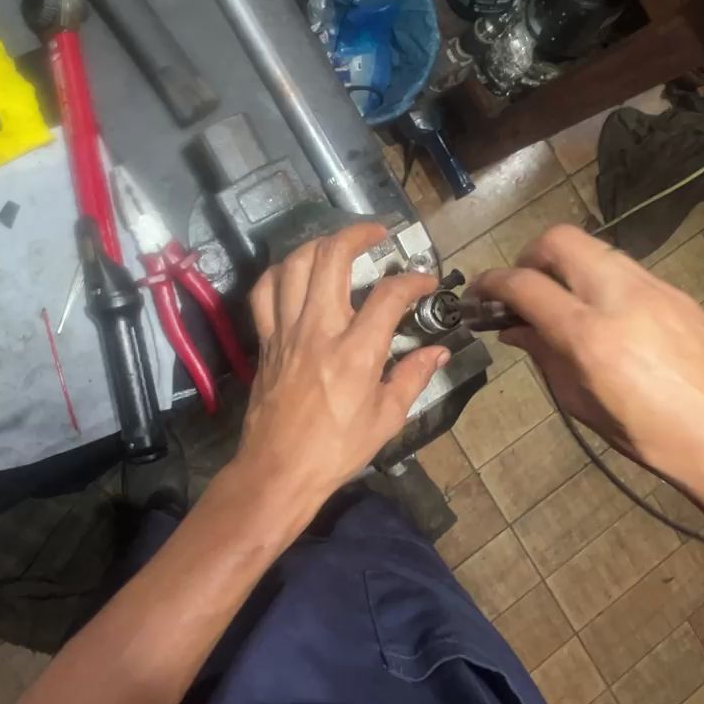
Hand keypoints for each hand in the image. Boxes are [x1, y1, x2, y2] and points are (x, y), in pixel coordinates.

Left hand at [236, 223, 449, 511]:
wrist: (278, 470)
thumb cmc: (336, 450)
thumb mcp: (387, 420)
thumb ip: (412, 378)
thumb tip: (438, 351)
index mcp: (355, 353)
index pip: (388, 296)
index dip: (413, 280)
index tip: (426, 282)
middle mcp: (318, 330)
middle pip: (331, 258)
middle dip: (357, 234)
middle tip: (377, 234)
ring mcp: (285, 331)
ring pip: (293, 265)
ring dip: (318, 246)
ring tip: (337, 246)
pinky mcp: (265, 340)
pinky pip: (264, 292)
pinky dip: (279, 273)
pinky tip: (294, 273)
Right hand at [470, 225, 703, 525]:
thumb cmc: (657, 442)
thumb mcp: (586, 407)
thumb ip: (547, 359)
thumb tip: (516, 331)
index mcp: (591, 334)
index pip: (525, 285)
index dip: (492, 283)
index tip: (477, 294)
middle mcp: (620, 296)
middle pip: (559, 240)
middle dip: (528, 256)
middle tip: (520, 290)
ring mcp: (655, 288)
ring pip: (593, 248)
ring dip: (564, 264)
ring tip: (559, 301)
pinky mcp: (679, 293)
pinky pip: (623, 268)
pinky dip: (596, 277)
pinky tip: (601, 315)